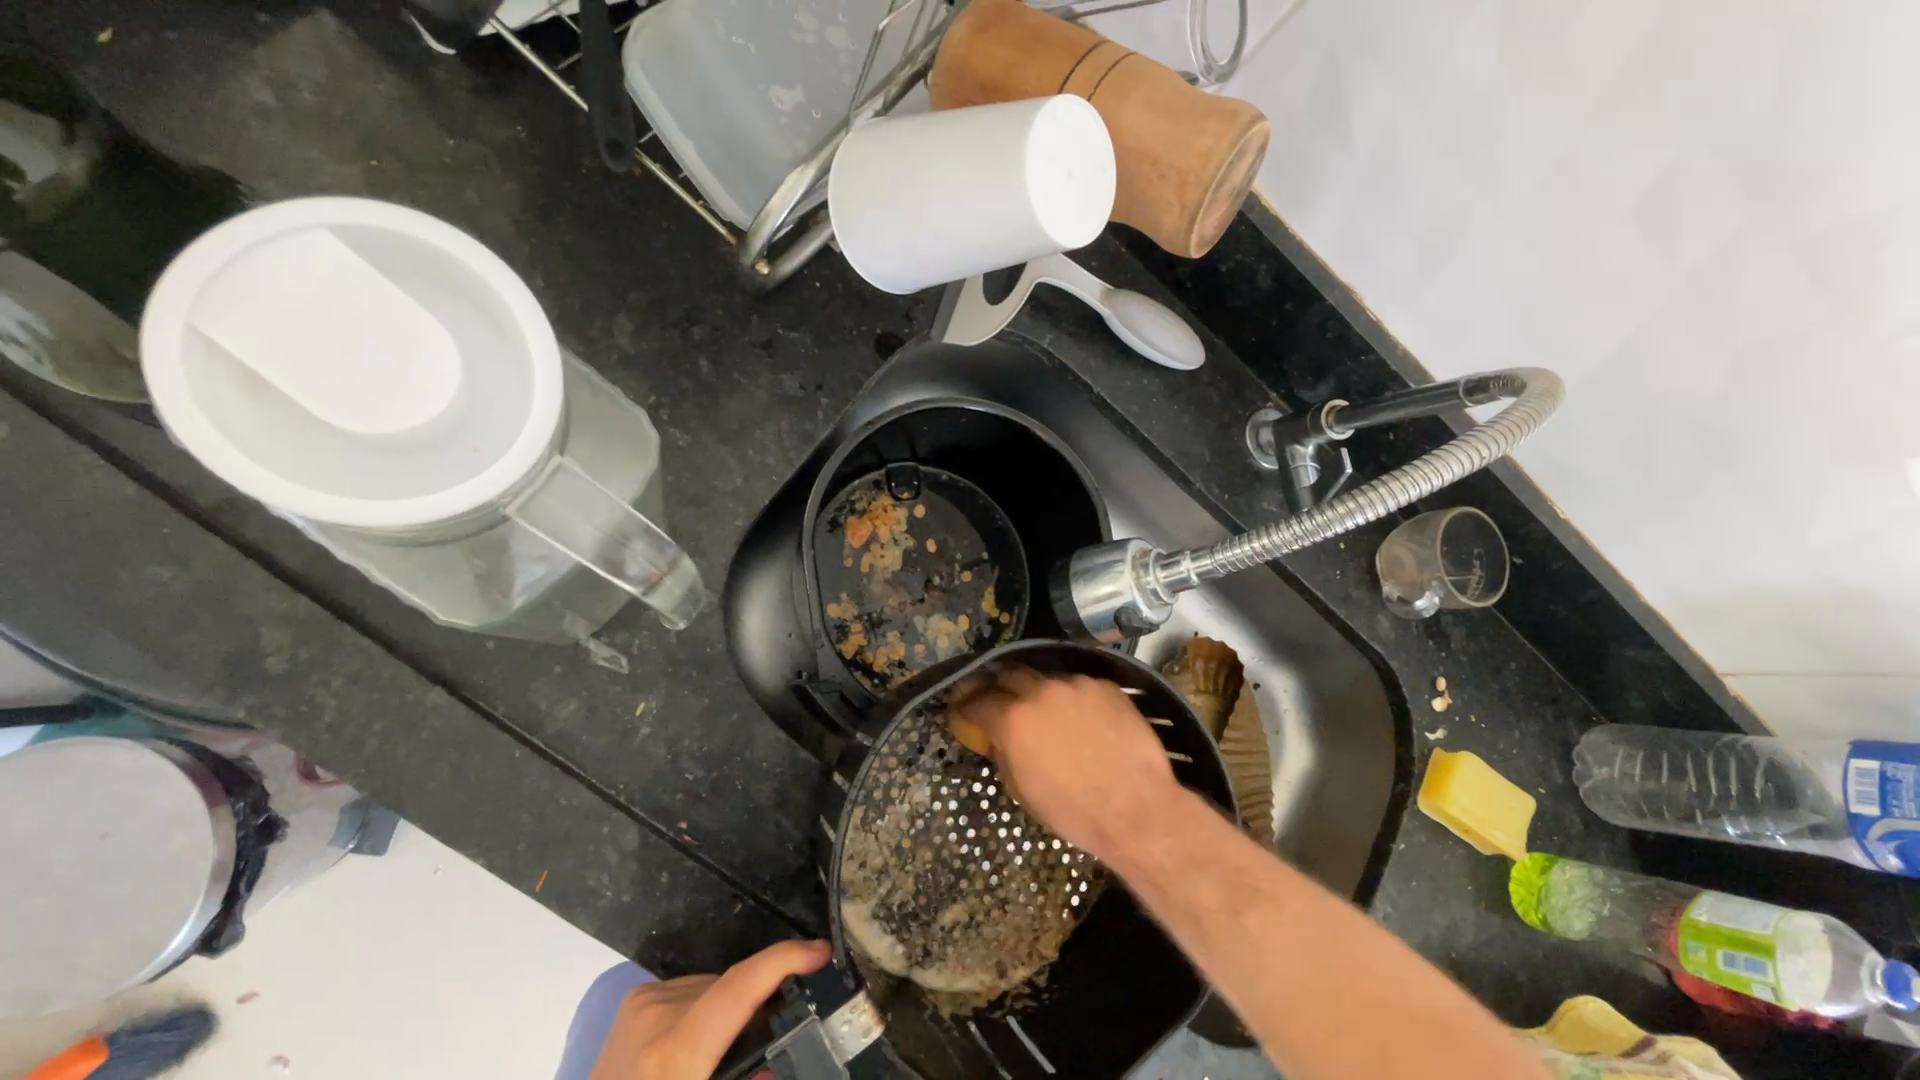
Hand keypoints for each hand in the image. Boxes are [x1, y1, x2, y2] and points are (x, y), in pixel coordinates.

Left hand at [589, 940, 831, 1079]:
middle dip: (762, 1004)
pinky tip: (702, 1041)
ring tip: (730, 1049)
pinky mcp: (635, 999)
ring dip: (733, 1009)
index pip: (738, 987)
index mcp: (675, 1052)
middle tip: (781, 1034)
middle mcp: (658, 1013)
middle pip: (733, 988)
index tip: (822, 951)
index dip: (783, 961)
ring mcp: (643, 1001)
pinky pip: (693, 990)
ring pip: (715, 987)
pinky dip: (709, 1008)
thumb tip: (774, 1068)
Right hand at [948, 667, 1182, 860]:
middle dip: (1000, 688)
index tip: (964, 711)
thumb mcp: (1024, 791)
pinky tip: (1085, 721)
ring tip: (1049, 715)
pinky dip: (1074, 701)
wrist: (1137, 809)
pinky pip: (1080, 688)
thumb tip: (1000, 741)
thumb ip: (1005, 755)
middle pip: (1010, 676)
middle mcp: (1041, 692)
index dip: (967, 707)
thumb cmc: (1074, 812)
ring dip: (1040, 694)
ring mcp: (1077, 685)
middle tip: (1001, 702)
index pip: (978, 702)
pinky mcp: (1106, 687)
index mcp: (1013, 720)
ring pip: (1048, 681)